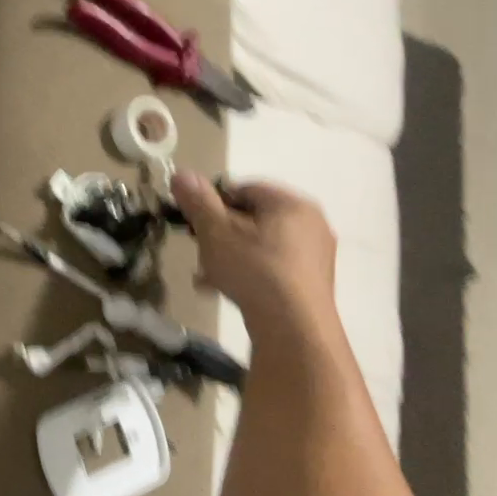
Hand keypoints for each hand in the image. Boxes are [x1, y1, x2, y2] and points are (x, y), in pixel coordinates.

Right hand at [171, 172, 338, 332]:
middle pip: (252, 217)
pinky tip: (230, 288)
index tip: (193, 225)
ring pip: (260, 242)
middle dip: (219, 233)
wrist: (293, 322)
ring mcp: (316, 251)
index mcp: (290, 203)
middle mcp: (310, 221)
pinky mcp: (313, 276)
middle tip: (200, 252)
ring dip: (230, 254)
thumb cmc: (252, 269)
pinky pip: (273, 263)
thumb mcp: (215, 232)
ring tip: (210, 275)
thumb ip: (198, 202)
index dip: (212, 203)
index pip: (244, 188)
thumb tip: (180, 173)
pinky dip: (249, 270)